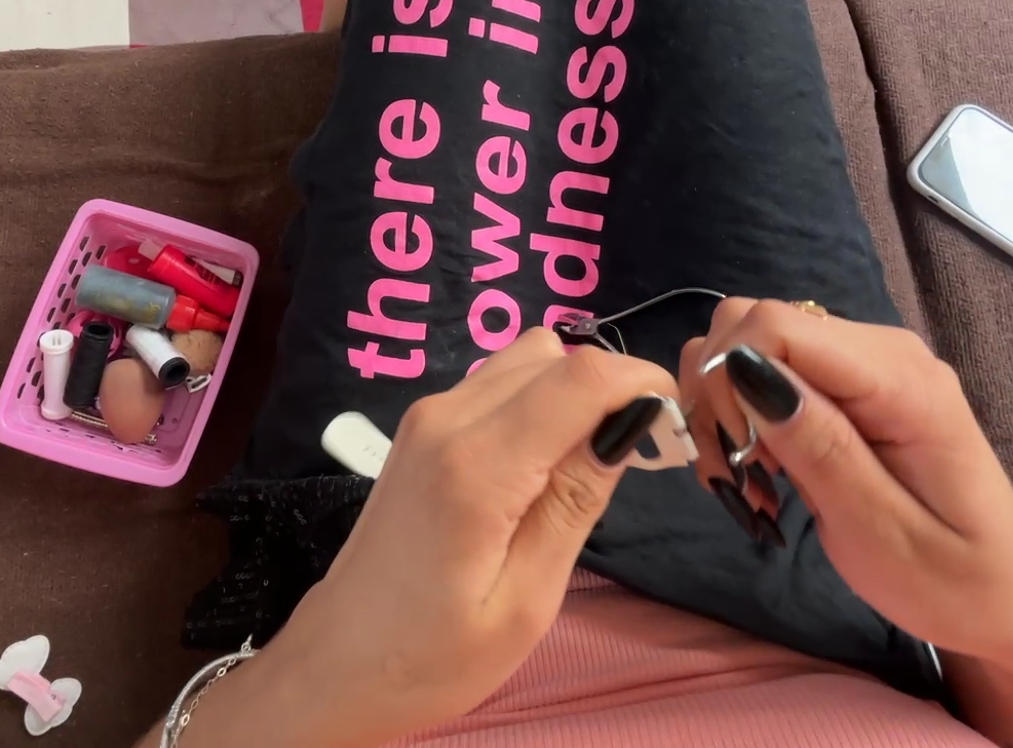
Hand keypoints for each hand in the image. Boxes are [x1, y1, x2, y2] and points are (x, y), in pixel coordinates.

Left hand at [177, 329, 676, 747]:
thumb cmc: (436, 653)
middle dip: (607, 387)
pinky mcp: (422, 423)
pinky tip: (540, 458)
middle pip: (551, 355)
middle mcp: (448, 415)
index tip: (672, 421)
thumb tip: (626, 424)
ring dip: (569, 390)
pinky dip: (535, 399)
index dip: (637, 381)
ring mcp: (428, 413)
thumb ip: (577, 498)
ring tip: (587, 458)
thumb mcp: (528, 596)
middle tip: (636, 452)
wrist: (340, 657)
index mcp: (477, 463)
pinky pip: (495, 382)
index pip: (576, 376)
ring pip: (523, 359)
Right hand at [678, 298, 1012, 665]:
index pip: (775, 325)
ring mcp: (856, 358)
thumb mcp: (880, 531)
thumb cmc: (950, 581)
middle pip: (748, 322)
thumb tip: (745, 368)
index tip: (742, 454)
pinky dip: (733, 410)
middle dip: (716, 393)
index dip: (730, 378)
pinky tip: (756, 464)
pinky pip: (756, 365)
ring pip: (741, 340)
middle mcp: (877, 349)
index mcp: (901, 380)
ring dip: (719, 406)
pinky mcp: (837, 376)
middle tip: (735, 472)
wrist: (999, 601)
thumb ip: (819, 445)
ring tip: (745, 476)